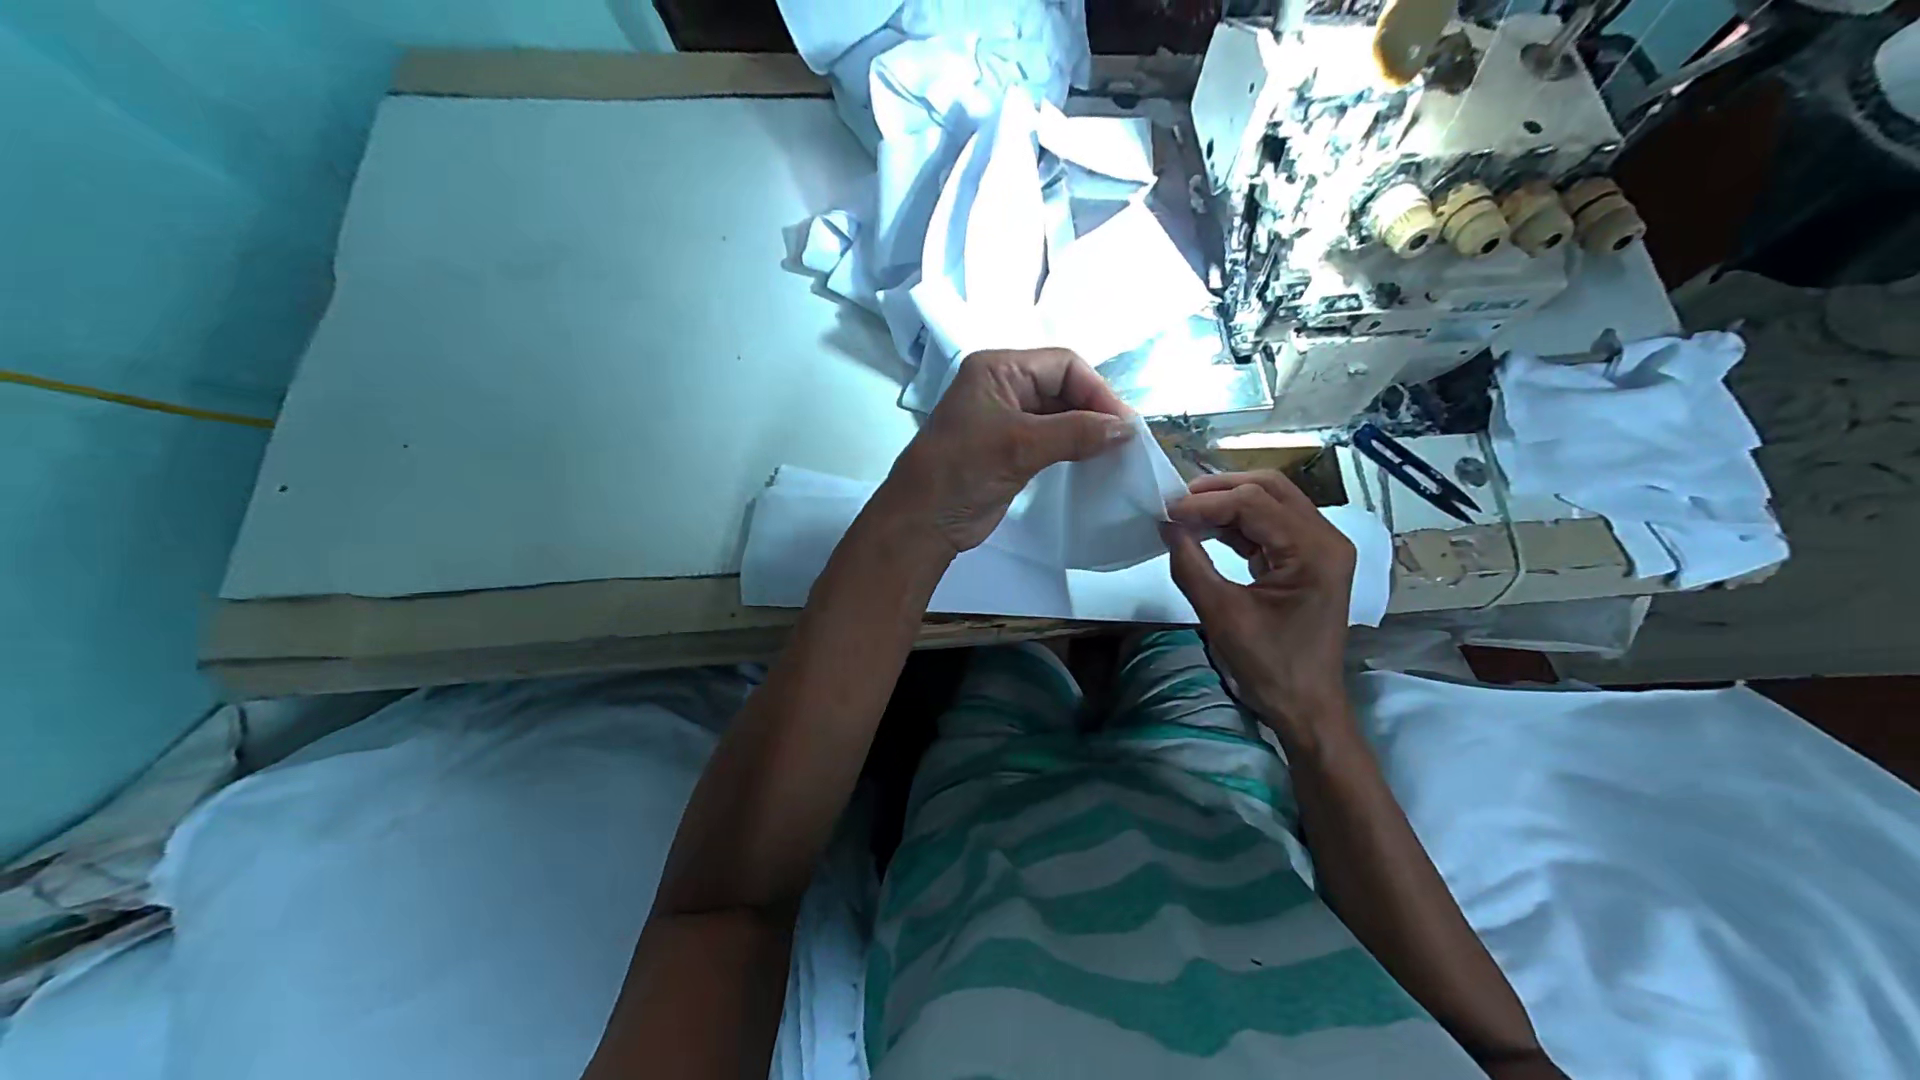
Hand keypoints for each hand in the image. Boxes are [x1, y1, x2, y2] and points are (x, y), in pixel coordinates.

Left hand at [875, 348, 1133, 555]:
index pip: (1062, 365)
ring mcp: (1005, 418)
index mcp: (997, 369)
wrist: (923, 520)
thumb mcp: (1020, 446)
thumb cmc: (963, 471)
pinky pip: (1050, 438)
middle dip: (1093, 409)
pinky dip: (1072, 446)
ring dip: (1085, 430)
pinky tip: (1091, 460)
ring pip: (1059, 414)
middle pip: (1062, 387)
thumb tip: (1126, 429)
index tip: (1122, 425)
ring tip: (1114, 452)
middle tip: (1123, 441)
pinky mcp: (1009, 448)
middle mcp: (1002, 386)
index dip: (1096, 390)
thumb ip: (1075, 432)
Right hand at [1161, 470, 1356, 745]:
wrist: (1305, 706)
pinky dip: (1236, 524)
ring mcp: (1320, 548)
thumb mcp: (1221, 614)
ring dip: (1227, 504)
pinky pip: (1270, 525)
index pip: (1253, 503)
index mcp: (1315, 550)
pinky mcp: (1308, 560)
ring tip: (1186, 515)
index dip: (1205, 503)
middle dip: (1219, 491)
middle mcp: (1326, 539)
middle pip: (1269, 489)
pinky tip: (1205, 530)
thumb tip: (1166, 524)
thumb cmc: (1269, 666)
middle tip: (1177, 503)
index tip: (1166, 512)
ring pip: (1270, 502)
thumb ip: (1190, 564)